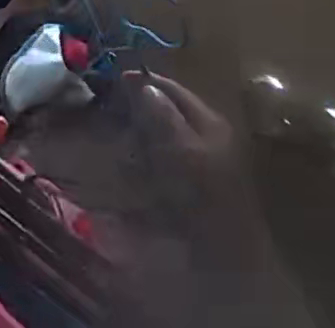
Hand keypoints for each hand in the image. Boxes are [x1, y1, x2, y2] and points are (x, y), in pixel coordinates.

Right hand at [126, 72, 269, 269]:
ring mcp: (199, 158)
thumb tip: (143, 84)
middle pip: (167, 107)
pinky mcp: (190, 181)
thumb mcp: (182, 148)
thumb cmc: (203, 193)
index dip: (142, 81)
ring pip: (162, 130)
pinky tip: (131, 162)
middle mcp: (206, 134)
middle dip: (138, 105)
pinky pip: (161, 155)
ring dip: (139, 129)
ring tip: (116, 132)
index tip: (112, 79)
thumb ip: (163, 114)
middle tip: (110, 106)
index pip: (171, 88)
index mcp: (208, 120)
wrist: (225, 255)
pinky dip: (144, 153)